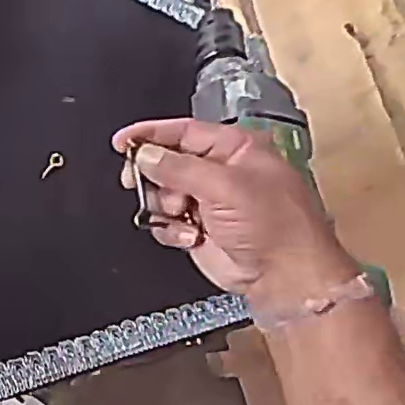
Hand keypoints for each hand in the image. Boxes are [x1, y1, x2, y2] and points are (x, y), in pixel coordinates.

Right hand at [113, 118, 357, 313]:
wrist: (281, 273)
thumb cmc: (276, 226)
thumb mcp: (224, 187)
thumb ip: (179, 168)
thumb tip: (146, 155)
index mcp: (234, 149)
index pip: (182, 132)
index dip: (149, 135)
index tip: (123, 142)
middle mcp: (218, 172)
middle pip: (164, 164)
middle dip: (153, 178)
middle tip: (138, 183)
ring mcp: (205, 200)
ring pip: (158, 195)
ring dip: (163, 209)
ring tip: (184, 216)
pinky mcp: (194, 226)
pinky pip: (162, 222)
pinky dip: (170, 230)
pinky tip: (192, 235)